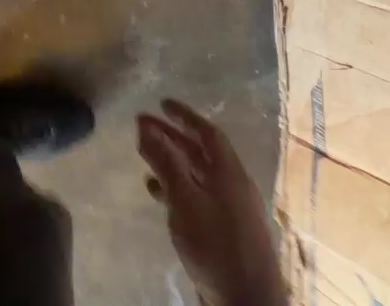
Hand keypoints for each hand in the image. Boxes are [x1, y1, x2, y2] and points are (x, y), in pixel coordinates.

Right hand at [137, 100, 284, 305]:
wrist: (247, 301)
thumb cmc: (216, 245)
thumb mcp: (185, 200)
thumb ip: (165, 162)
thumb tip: (145, 125)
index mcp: (231, 174)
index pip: (208, 134)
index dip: (184, 116)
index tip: (160, 103)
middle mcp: (234, 187)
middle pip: (202, 153)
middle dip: (172, 137)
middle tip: (142, 126)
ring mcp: (231, 210)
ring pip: (198, 175)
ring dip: (172, 162)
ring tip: (145, 157)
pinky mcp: (225, 231)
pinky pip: (198, 196)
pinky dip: (177, 188)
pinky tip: (157, 193)